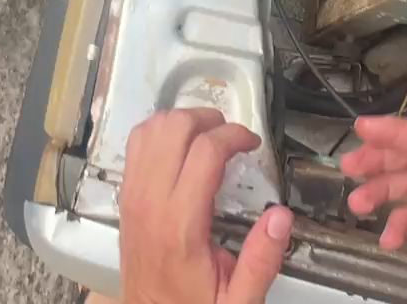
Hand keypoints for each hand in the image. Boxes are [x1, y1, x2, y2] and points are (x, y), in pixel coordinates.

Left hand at [118, 108, 293, 303]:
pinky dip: (160, 132)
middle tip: (231, 138)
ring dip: (183, 122)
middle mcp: (150, 203)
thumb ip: (261, 261)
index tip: (252, 144)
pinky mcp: (125, 195)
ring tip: (208, 137)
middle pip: (175, 128)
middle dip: (209, 120)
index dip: (234, 135)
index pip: (205, 152)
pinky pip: (137, 143)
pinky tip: (181, 146)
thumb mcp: (237, 303)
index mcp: (180, 226)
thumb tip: (281, 216)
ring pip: (153, 128)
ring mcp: (133, 196)